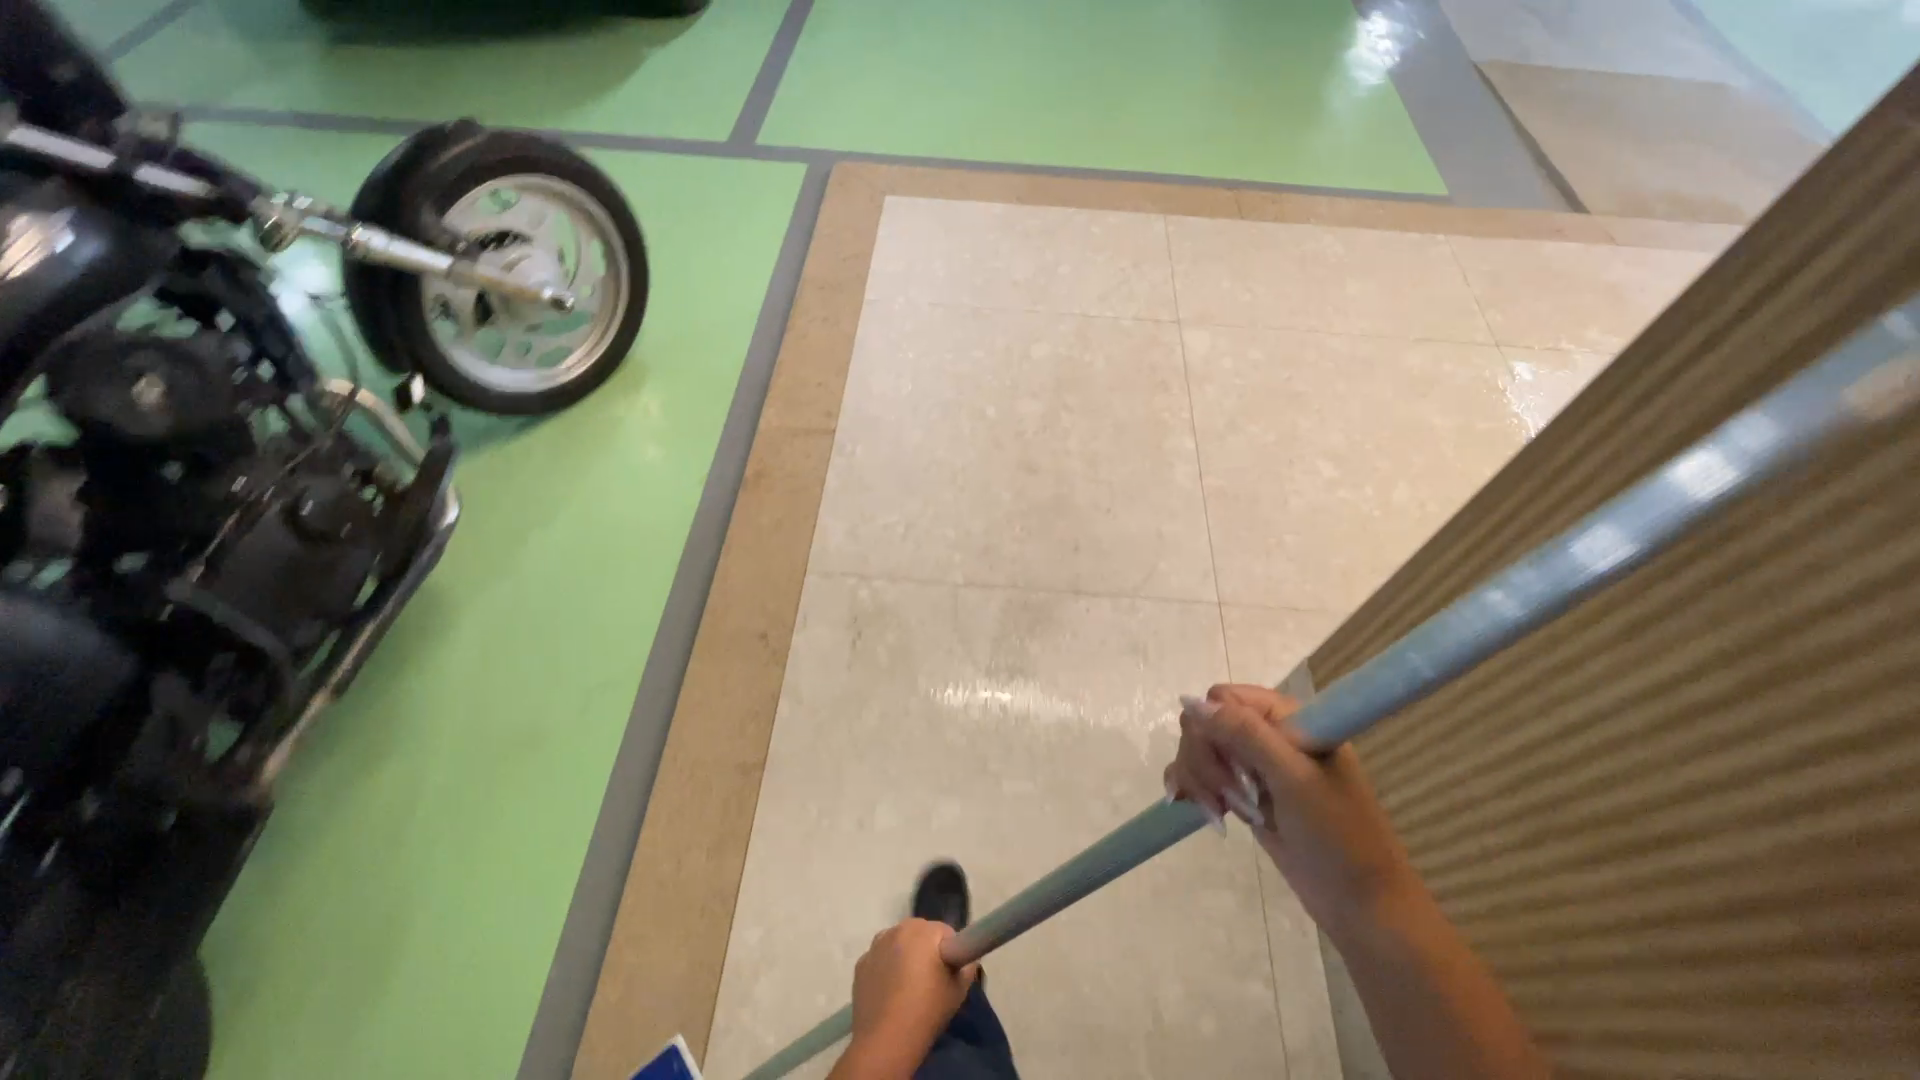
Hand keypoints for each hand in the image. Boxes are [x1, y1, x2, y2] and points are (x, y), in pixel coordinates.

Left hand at [845, 919, 978, 1070]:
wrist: (886, 1040)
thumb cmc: (927, 1010)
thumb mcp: (959, 989)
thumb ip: (966, 966)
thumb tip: (963, 959)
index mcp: (922, 930)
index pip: (944, 932)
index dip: (950, 951)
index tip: (950, 972)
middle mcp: (896, 930)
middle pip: (919, 933)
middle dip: (927, 950)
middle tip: (932, 980)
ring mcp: (874, 947)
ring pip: (897, 944)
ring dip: (905, 956)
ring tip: (908, 987)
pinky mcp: (860, 965)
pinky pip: (880, 959)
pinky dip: (886, 968)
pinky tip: (890, 993)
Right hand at [1164, 684, 1426, 935]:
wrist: (1359, 901)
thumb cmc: (1337, 835)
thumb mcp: (1292, 779)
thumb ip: (1244, 734)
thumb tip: (1189, 702)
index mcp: (1287, 718)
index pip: (1223, 698)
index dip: (1213, 728)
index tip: (1228, 767)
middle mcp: (1268, 734)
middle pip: (1204, 724)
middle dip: (1204, 762)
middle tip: (1226, 800)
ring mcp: (1255, 766)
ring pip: (1198, 751)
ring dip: (1198, 780)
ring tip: (1220, 815)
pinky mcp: (1243, 793)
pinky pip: (1200, 776)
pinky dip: (1192, 789)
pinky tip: (1201, 812)